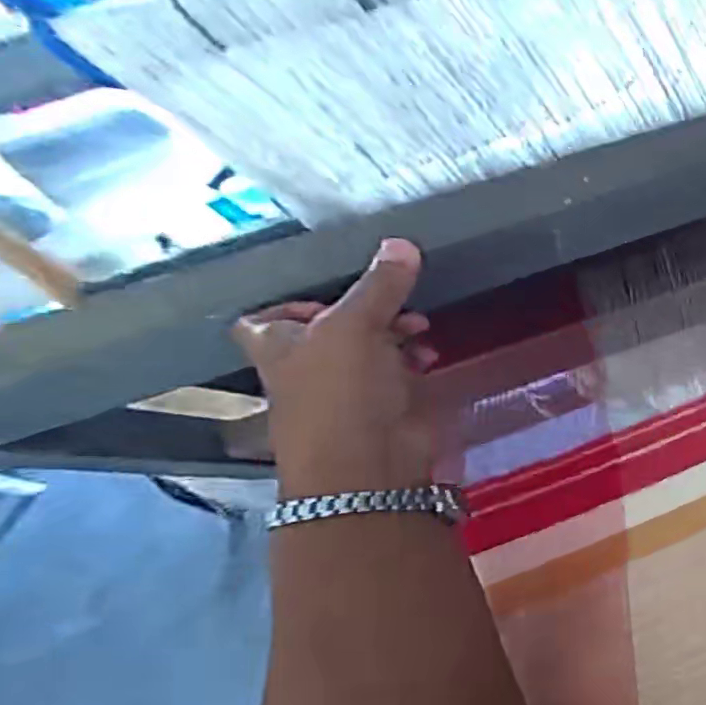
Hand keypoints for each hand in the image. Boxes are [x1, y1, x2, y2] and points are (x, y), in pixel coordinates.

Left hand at [233, 238, 439, 497]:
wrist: (368, 461)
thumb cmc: (340, 392)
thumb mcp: (354, 326)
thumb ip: (380, 286)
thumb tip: (401, 243)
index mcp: (277, 342)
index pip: (273, 313)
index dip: (304, 300)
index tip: (346, 292)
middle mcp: (308, 363)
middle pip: (336, 325)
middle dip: (372, 312)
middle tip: (400, 305)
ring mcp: (349, 386)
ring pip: (373, 346)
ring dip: (399, 334)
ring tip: (422, 330)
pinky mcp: (387, 403)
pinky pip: (401, 370)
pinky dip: (416, 360)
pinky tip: (432, 356)